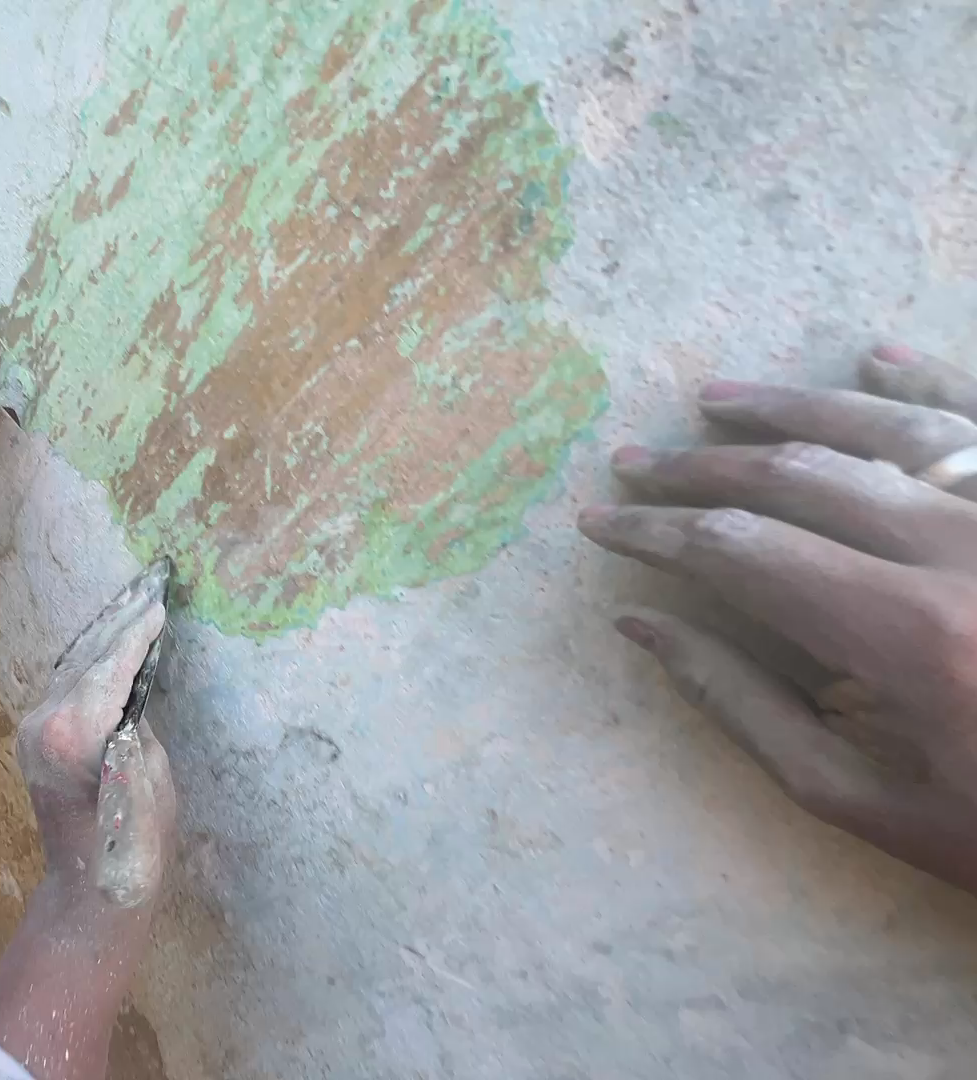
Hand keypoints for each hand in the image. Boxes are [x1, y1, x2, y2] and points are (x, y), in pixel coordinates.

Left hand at [17, 572, 173, 901]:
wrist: (88, 889)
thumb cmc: (134, 844)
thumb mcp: (152, 780)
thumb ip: (136, 726)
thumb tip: (128, 689)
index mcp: (72, 733)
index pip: (108, 668)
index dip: (135, 635)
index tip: (158, 604)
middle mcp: (43, 722)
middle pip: (84, 661)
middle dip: (118, 625)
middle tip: (147, 589)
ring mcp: (31, 728)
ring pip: (69, 670)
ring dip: (100, 640)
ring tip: (130, 606)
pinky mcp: (32, 737)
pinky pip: (63, 687)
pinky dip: (86, 664)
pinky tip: (104, 647)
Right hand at [580, 345, 976, 892]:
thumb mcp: (856, 796)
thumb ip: (736, 700)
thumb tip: (638, 624)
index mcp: (903, 629)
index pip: (733, 548)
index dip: (651, 530)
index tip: (598, 523)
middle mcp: (970, 551)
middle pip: (797, 477)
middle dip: (696, 469)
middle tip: (633, 463)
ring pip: (894, 430)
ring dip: (791, 410)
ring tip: (718, 400)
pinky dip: (934, 383)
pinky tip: (878, 356)